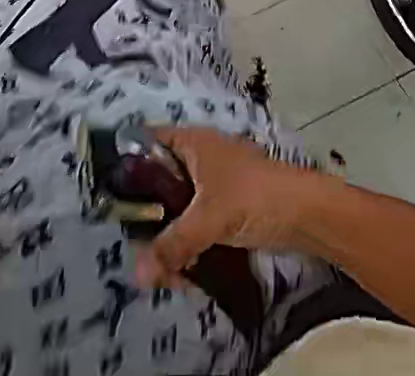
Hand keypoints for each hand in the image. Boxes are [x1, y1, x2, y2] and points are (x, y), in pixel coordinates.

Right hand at [135, 128, 334, 289]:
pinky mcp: (227, 205)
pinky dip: (188, 243)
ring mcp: (215, 181)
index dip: (129, 160)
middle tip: (141, 247)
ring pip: (178, 206)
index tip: (111, 193)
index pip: (150, 140)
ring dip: (170, 237)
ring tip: (167, 269)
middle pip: (161, 181)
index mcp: (194, 142)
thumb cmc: (253, 196)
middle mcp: (202, 156)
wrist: (303, 211)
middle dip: (150, 217)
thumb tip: (138, 274)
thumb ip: (171, 244)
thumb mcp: (207, 219)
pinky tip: (185, 270)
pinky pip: (196, 222)